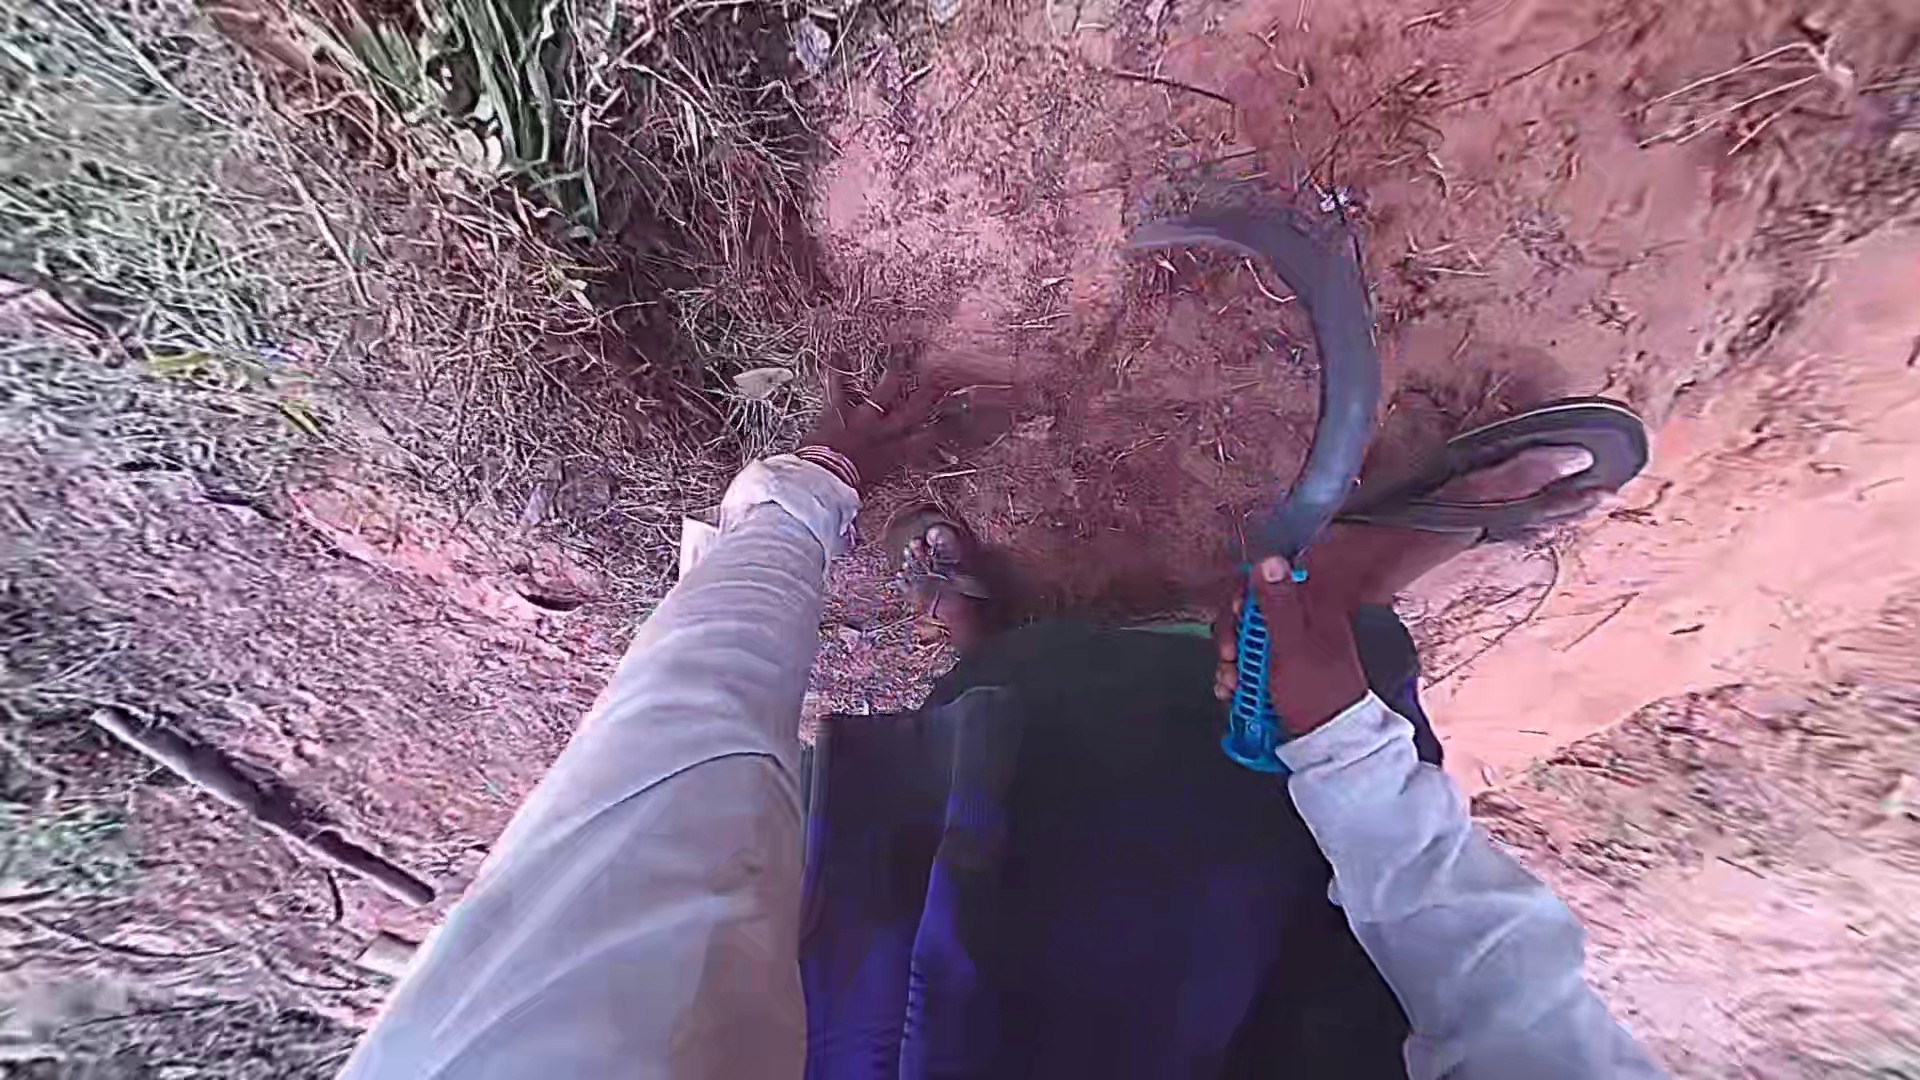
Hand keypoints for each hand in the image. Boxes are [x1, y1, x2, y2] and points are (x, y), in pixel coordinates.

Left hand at [800, 367, 949, 489]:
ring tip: (903, 352)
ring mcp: (864, 418)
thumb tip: (890, 483)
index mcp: (897, 454)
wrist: (824, 480)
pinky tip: (837, 354)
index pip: (927, 439)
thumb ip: (883, 475)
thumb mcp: (873, 484)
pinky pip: (840, 387)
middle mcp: (885, 432)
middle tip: (937, 377)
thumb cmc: (847, 489)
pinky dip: (837, 371)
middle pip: (914, 408)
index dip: (943, 428)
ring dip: (895, 370)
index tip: (954, 418)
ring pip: (886, 390)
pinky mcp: (840, 410)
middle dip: (928, 393)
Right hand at [1212, 556, 1368, 735]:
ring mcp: (1286, 647)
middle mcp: (1298, 623)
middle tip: (1231, 657)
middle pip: (1247, 613)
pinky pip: (1245, 662)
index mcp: (1310, 608)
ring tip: (1234, 683)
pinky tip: (1235, 690)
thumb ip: (1277, 603)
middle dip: (1232, 637)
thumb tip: (1269, 561)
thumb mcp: (1292, 645)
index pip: (1266, 582)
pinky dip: (1235, 675)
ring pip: (1242, 639)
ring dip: (1230, 661)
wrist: (1329, 741)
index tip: (1237, 618)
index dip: (1244, 598)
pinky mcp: (1276, 668)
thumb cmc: (1316, 693)